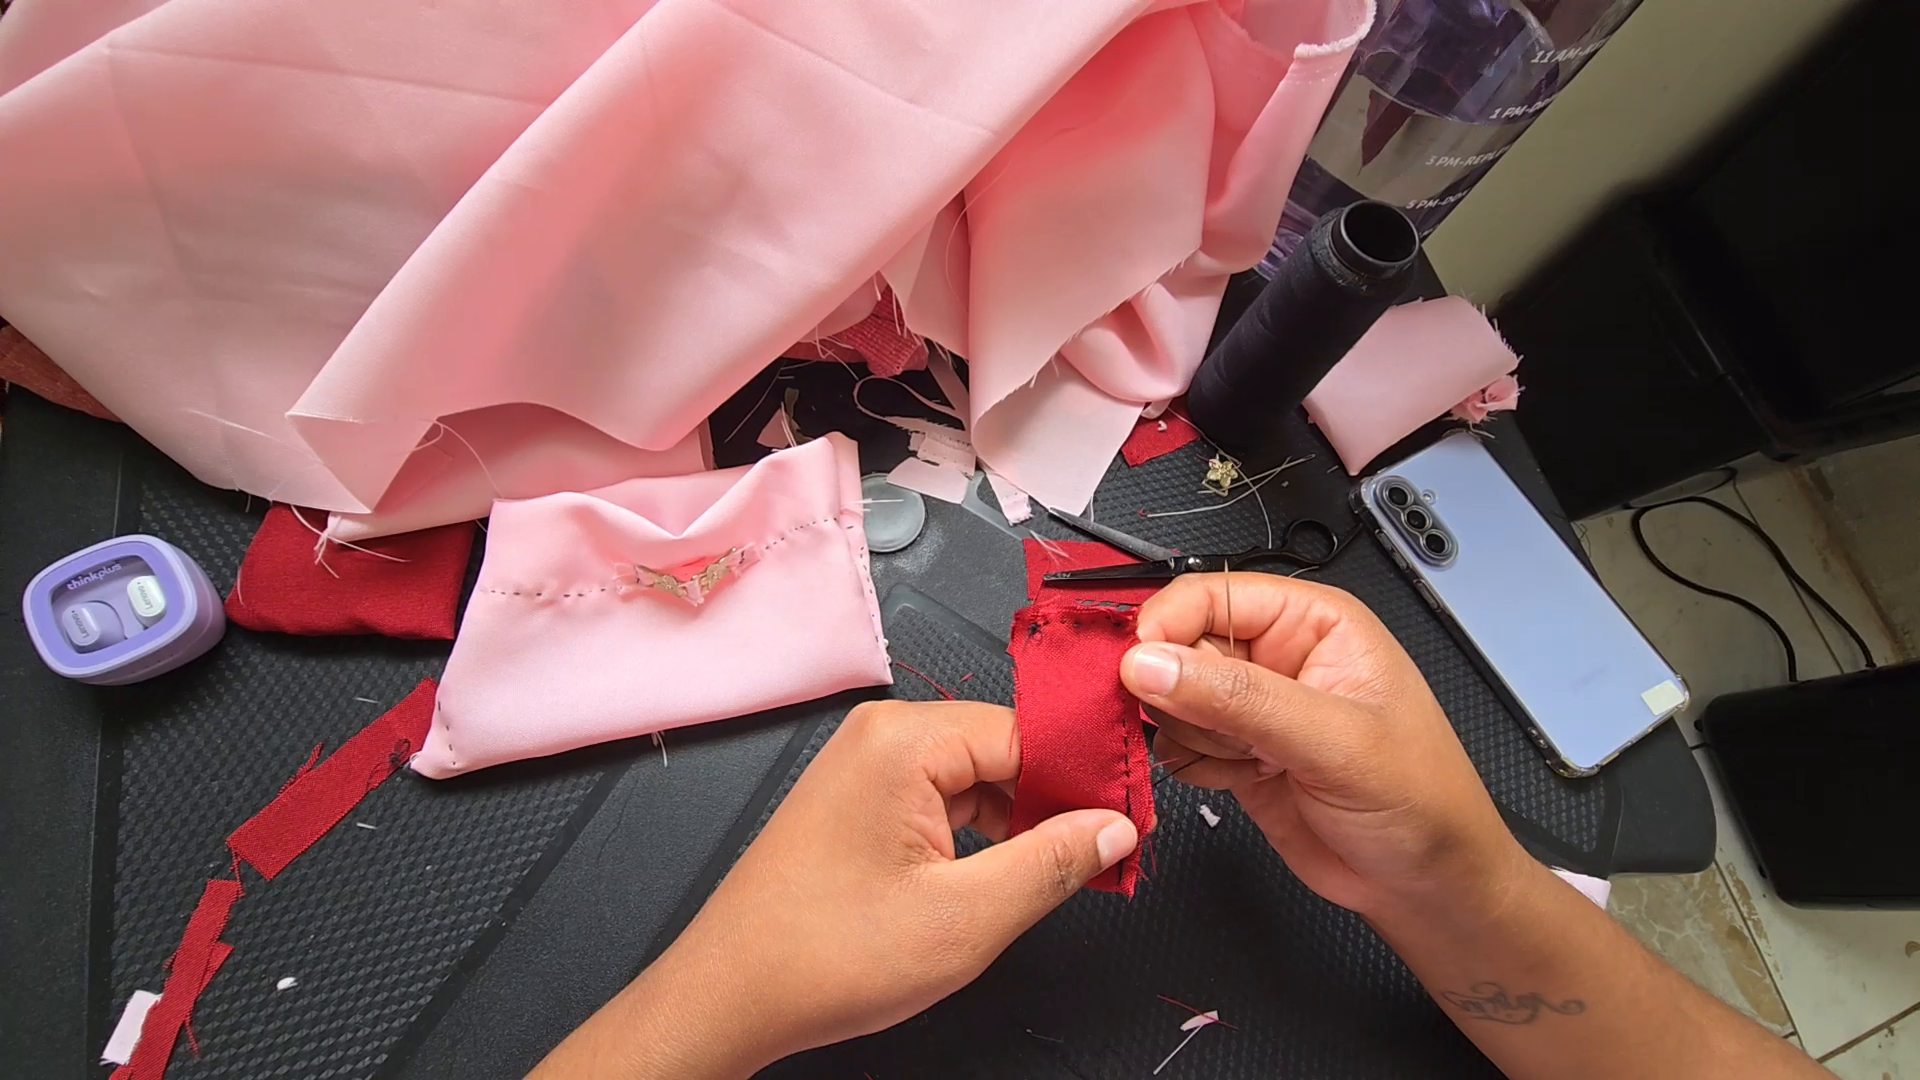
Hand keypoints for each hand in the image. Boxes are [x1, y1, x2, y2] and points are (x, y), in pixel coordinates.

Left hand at [530, 701, 1136, 1078]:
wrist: (728, 994)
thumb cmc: (832, 956)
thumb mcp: (964, 919)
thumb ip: (1051, 862)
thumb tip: (1114, 825)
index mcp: (905, 739)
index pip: (1025, 734)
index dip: (1082, 779)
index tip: (1128, 821)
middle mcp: (885, 731)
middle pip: (1000, 747)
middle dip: (1051, 800)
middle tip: (1103, 852)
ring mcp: (869, 758)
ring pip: (973, 771)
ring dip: (1017, 816)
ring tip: (1058, 866)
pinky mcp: (862, 788)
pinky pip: (940, 790)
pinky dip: (978, 825)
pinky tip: (1003, 864)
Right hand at [1120, 574, 1527, 921]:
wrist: (1423, 890)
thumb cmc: (1420, 803)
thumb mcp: (1335, 742)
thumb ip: (1238, 697)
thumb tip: (1149, 663)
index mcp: (1308, 621)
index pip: (1209, 595)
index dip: (1166, 624)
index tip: (1137, 667)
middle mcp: (1270, 653)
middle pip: (1176, 645)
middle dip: (1183, 693)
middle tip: (1227, 732)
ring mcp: (1245, 702)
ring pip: (1167, 695)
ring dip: (1194, 735)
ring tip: (1251, 759)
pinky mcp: (1227, 746)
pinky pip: (1173, 739)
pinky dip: (1194, 765)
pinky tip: (1243, 779)